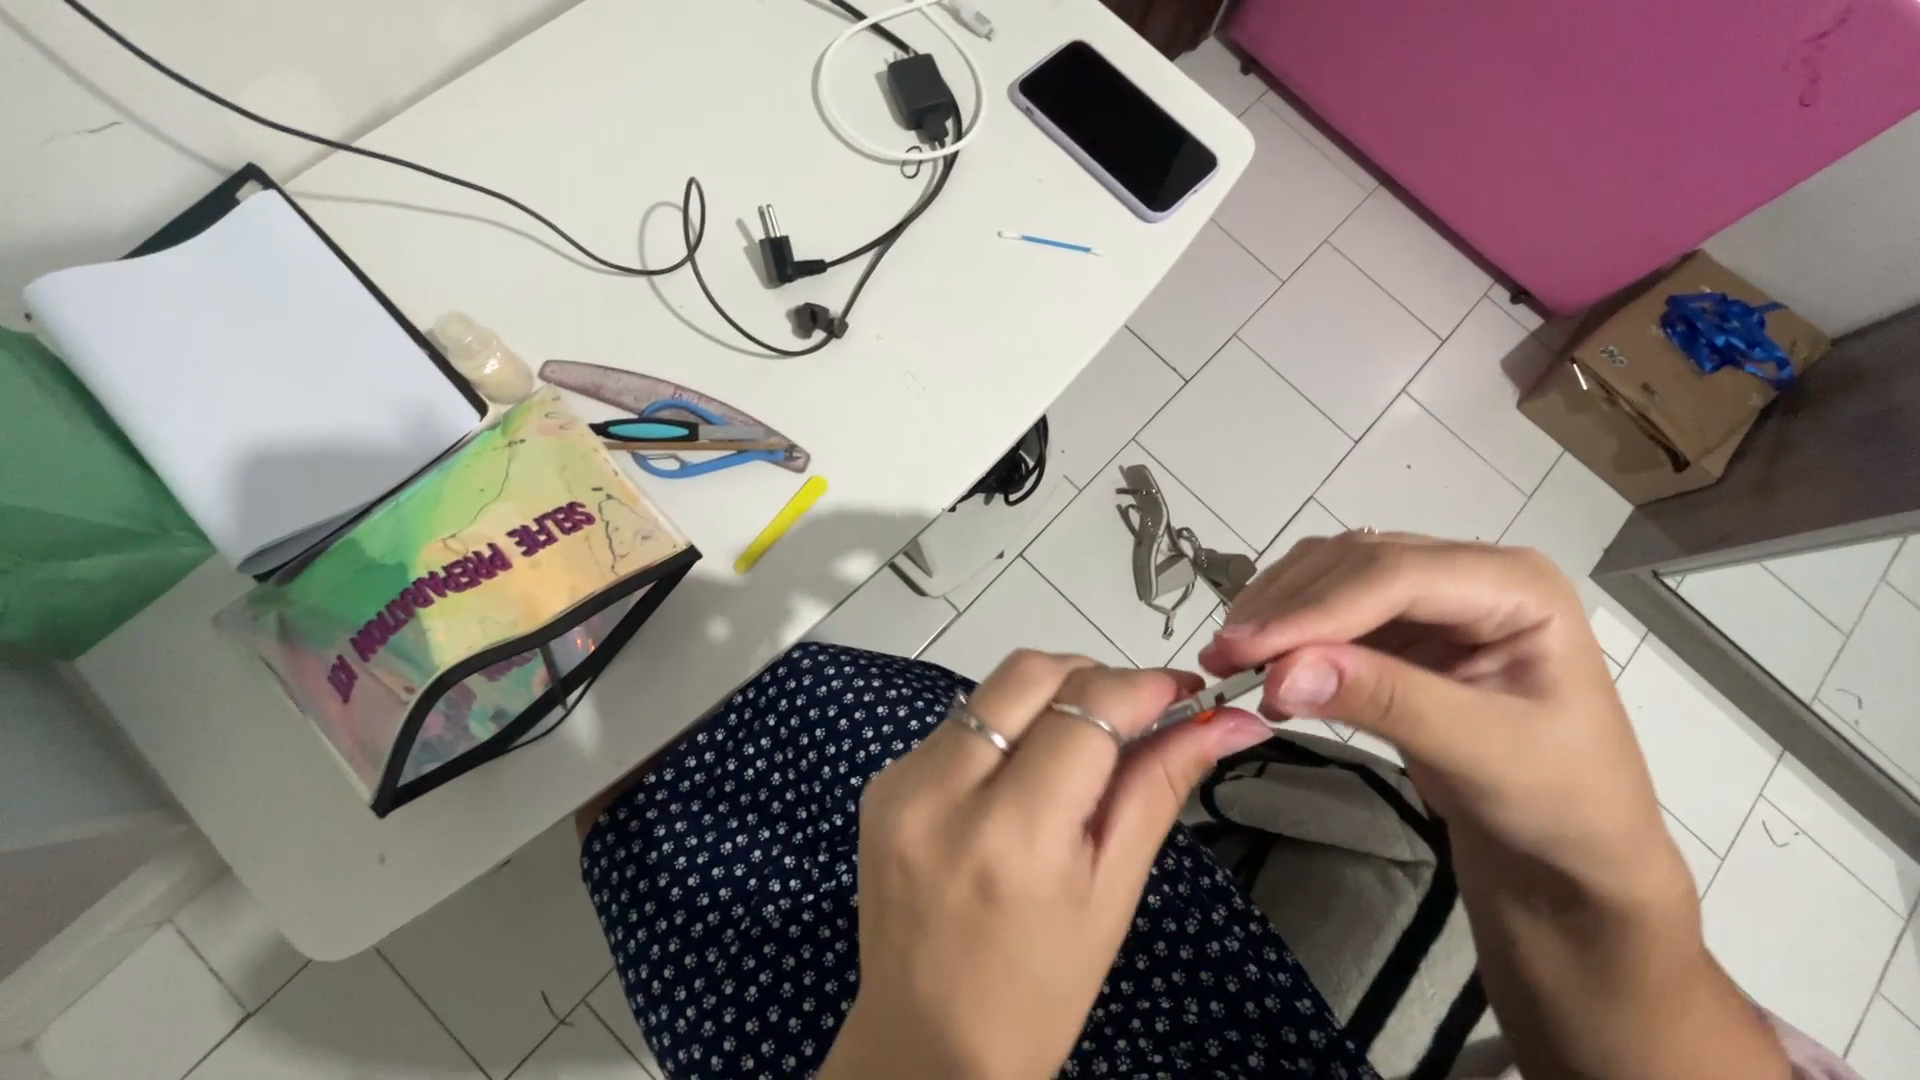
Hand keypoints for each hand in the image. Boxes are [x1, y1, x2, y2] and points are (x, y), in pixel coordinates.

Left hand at [818, 652, 1271, 1079]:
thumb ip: (1159, 789)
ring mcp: (901, 783)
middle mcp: (943, 793)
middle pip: (1030, 672)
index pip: (1087, 708)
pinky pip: (957, 723)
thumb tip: (1224, 724)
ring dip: (1047, 698)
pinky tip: (1022, 774)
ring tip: (1080, 749)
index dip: (1145, 685)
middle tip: (1132, 715)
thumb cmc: (1038, 992)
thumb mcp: (1112, 893)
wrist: (926, 1044)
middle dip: (1092, 676)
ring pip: (990, 690)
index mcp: (1013, 834)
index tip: (1183, 691)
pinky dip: (1003, 728)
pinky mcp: (882, 784)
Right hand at [1200, 531, 1677, 903]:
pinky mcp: (1398, 630)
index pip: (1395, 574)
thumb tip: (1282, 672)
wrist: (1567, 850)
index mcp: (1514, 586)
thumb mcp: (1482, 753)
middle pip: (1353, 563)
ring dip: (1276, 614)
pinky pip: (1327, 615)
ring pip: (1329, 578)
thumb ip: (1387, 701)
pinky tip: (1262, 669)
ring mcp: (1429, 599)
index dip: (1314, 608)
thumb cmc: (1557, 803)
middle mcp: (1467, 574)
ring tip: (1229, 661)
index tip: (1243, 650)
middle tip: (1221, 657)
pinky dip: (1287, 636)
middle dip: (1284, 607)